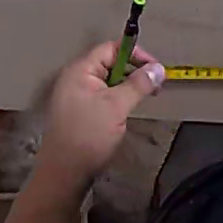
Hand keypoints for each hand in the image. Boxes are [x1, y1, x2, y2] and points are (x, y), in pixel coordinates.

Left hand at [34, 41, 166, 195]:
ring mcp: (76, 96)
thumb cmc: (88, 135)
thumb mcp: (117, 106)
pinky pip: (103, 96)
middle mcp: (76, 78)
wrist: (64, 174)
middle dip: (134, 71)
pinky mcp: (80, 112)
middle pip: (110, 63)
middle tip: (154, 86)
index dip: (135, 54)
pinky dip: (118, 98)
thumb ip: (138, 84)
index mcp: (80, 70)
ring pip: (108, 81)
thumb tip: (158, 68)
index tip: (155, 69)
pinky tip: (128, 110)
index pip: (110, 49)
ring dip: (128, 86)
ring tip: (144, 98)